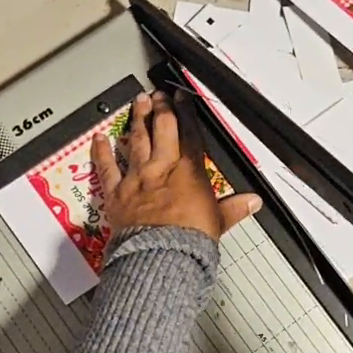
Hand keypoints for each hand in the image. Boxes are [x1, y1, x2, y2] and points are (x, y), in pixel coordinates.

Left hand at [92, 91, 259, 241]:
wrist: (161, 256)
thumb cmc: (190, 241)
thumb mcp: (218, 222)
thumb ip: (234, 208)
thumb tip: (253, 202)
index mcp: (189, 172)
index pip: (190, 135)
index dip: (187, 113)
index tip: (182, 99)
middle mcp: (162, 168)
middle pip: (162, 130)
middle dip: (161, 109)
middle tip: (159, 95)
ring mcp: (138, 178)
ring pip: (137, 140)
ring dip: (138, 119)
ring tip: (138, 103)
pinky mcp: (117, 192)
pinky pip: (107, 168)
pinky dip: (102, 151)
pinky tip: (99, 138)